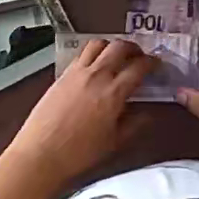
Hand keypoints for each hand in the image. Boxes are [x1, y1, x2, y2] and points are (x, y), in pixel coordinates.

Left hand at [2, 38, 155, 189]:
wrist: (41, 154)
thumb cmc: (79, 153)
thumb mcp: (114, 142)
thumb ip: (134, 124)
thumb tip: (147, 113)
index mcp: (113, 92)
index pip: (139, 67)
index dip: (152, 62)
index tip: (156, 64)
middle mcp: (96, 76)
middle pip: (119, 47)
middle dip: (134, 48)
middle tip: (139, 56)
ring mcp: (76, 73)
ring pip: (98, 44)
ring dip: (111, 45)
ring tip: (116, 55)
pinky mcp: (61, 75)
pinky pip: (81, 55)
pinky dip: (93, 54)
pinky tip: (94, 66)